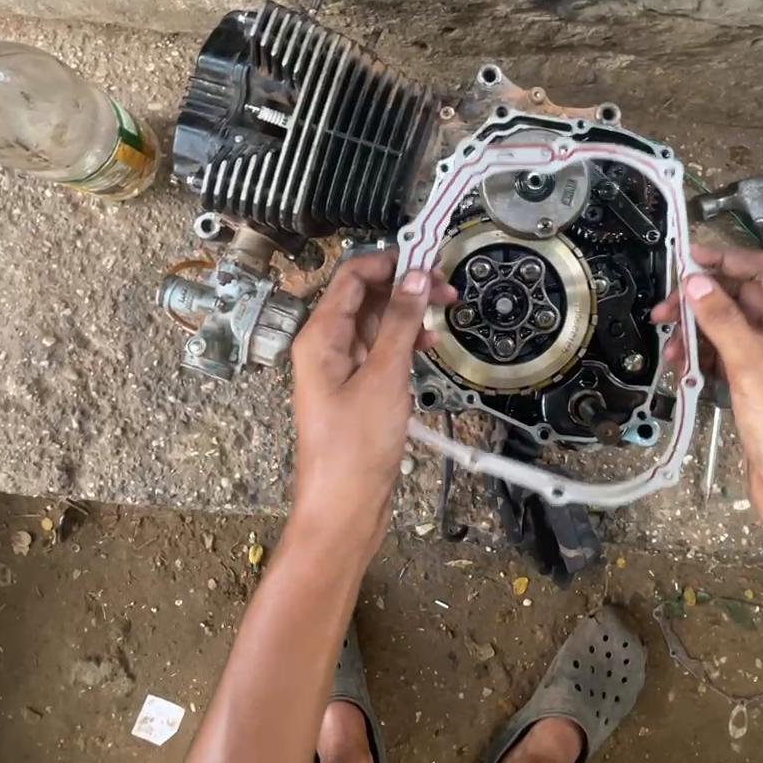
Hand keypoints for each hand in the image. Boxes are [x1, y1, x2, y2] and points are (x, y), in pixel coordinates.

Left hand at [289, 252, 455, 546]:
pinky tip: (425, 346)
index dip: (390, 261)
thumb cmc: (353, 451)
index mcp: (320, 337)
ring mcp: (340, 368)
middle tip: (443, 285)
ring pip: (375, 322)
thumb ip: (399, 322)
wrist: (345, 508)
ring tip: (441, 313)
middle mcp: (325, 347)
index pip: (352, 276)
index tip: (426, 255)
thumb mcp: (384, 377)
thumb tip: (414, 278)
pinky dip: (404, 341)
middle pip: (364, 296)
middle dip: (404, 286)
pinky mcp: (356, 388)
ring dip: (407, 313)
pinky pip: (380, 349)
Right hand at [652, 243, 762, 551]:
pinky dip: (702, 355)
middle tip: (666, 306)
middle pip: (743, 298)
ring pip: (729, 327)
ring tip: (670, 342)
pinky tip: (681, 364)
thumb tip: (697, 283)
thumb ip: (724, 323)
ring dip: (697, 330)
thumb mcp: (757, 373)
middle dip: (702, 300)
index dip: (725, 261)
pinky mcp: (760, 384)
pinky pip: (725, 354)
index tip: (687, 257)